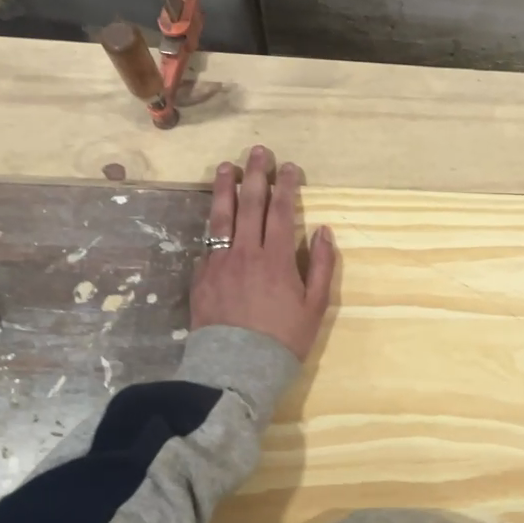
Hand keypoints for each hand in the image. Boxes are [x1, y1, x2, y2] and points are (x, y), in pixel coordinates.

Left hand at [190, 145, 335, 359]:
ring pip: (221, 218)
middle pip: (250, 205)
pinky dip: (213, 224)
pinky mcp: (201, 278)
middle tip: (258, 151)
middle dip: (256, 175)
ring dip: (224, 189)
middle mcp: (246, 254)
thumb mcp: (314, 306)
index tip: (289, 166)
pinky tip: (214, 214)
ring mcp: (219, 264)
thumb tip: (322, 230)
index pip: (281, 211)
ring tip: (226, 167)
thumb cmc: (283, 340)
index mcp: (276, 259)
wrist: (235, 371)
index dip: (286, 185)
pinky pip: (207, 243)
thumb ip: (320, 265)